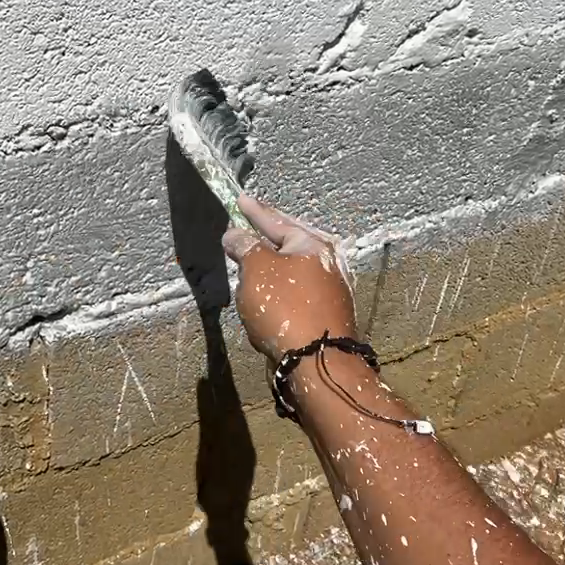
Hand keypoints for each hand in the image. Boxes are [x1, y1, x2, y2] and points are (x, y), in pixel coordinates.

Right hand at [221, 194, 354, 359]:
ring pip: (292, 267)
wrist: (317, 364)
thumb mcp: (256, 269)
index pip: (276, 221)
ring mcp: (329, 289)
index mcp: (313, 245)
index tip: (240, 199)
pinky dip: (278, 284)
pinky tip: (266, 289)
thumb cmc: (284, 307)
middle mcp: (326, 262)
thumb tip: (235, 234)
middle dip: (267, 234)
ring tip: (251, 256)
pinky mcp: (324, 314)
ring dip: (271, 261)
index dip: (254, 211)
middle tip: (247, 222)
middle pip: (289, 242)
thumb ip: (244, 246)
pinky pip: (294, 289)